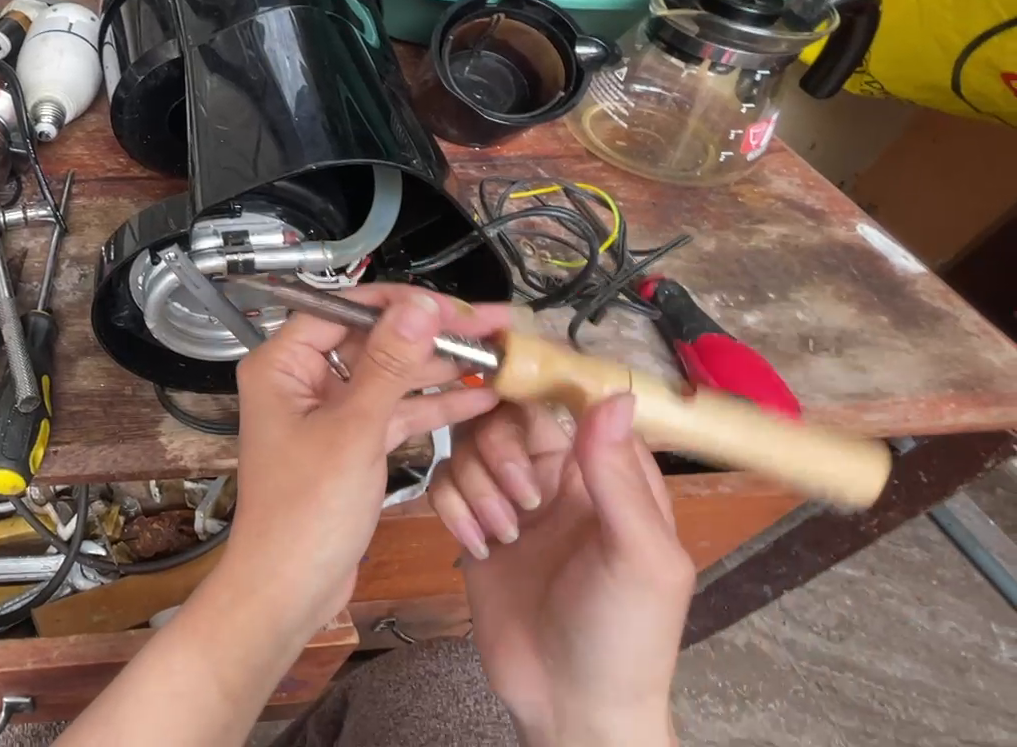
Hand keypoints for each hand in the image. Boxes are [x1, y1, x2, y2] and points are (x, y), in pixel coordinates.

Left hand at [224, 285, 511, 629]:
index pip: (340, 310)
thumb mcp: (353, 431)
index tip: (451, 304)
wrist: (290, 586)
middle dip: (427, 334)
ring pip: (387, 376)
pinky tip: (481, 397)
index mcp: (281, 365)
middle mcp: (299, 380)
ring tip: (497, 354)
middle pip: (369, 341)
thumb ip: (389, 365)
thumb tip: (417, 306)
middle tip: (490, 325)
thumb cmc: (306, 509)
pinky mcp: (349, 441)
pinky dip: (431, 406)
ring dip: (437, 368)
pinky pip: (392, 411)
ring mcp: (326, 411)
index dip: (397, 303)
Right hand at [428, 395, 693, 746]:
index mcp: (609, 479)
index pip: (571, 406)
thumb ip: (620, 477)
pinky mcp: (472, 521)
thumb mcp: (640, 558)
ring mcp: (510, 499)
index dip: (540, 390)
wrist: (566, 701)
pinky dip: (452, 510)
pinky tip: (475, 547)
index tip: (508, 382)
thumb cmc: (623, 635)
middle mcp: (556, 479)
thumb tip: (611, 394)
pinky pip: (443, 484)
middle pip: (505, 419)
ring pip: (468, 448)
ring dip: (476, 488)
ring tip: (501, 537)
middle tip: (520, 499)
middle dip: (499, 453)